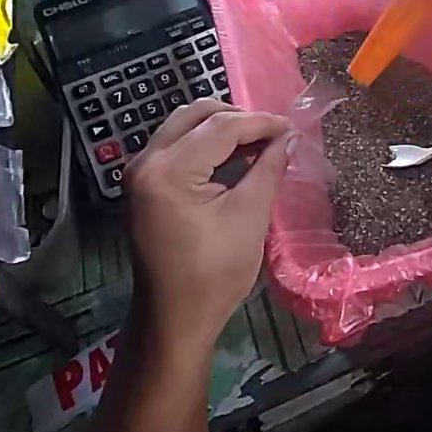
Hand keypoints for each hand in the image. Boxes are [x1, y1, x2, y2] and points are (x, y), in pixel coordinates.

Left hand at [124, 99, 292, 360]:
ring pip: (183, 126)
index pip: (221, 127)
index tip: (292, 128)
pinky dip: (205, 144)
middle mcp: (146, 162)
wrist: (174, 317)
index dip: (261, 123)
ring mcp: (139, 172)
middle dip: (238, 118)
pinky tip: (234, 157)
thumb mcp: (249, 218)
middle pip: (196, 114)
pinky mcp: (142, 184)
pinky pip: (176, 146)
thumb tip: (287, 138)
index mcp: (169, 171)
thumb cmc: (214, 274)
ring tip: (259, 143)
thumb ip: (268, 169)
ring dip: (221, 128)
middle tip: (273, 134)